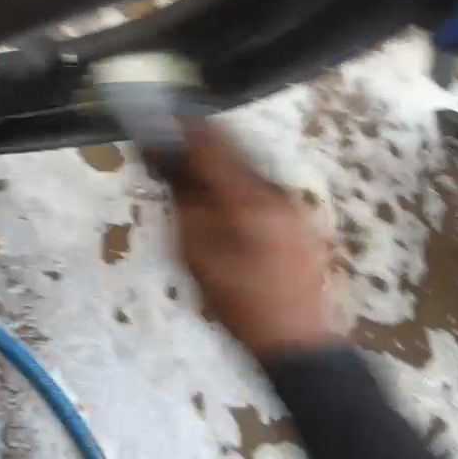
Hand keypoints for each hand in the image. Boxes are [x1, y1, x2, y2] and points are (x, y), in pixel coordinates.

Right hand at [167, 120, 334, 355]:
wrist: (297, 343)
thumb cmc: (236, 300)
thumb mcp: (195, 252)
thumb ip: (183, 200)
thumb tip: (167, 161)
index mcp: (246, 198)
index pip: (209, 144)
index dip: (182, 126)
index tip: (159, 115)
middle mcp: (274, 191)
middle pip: (232, 146)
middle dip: (200, 136)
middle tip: (171, 133)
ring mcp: (291, 204)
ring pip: (247, 162)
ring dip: (218, 154)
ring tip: (190, 157)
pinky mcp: (298, 217)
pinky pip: (259, 180)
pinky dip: (234, 173)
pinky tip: (218, 186)